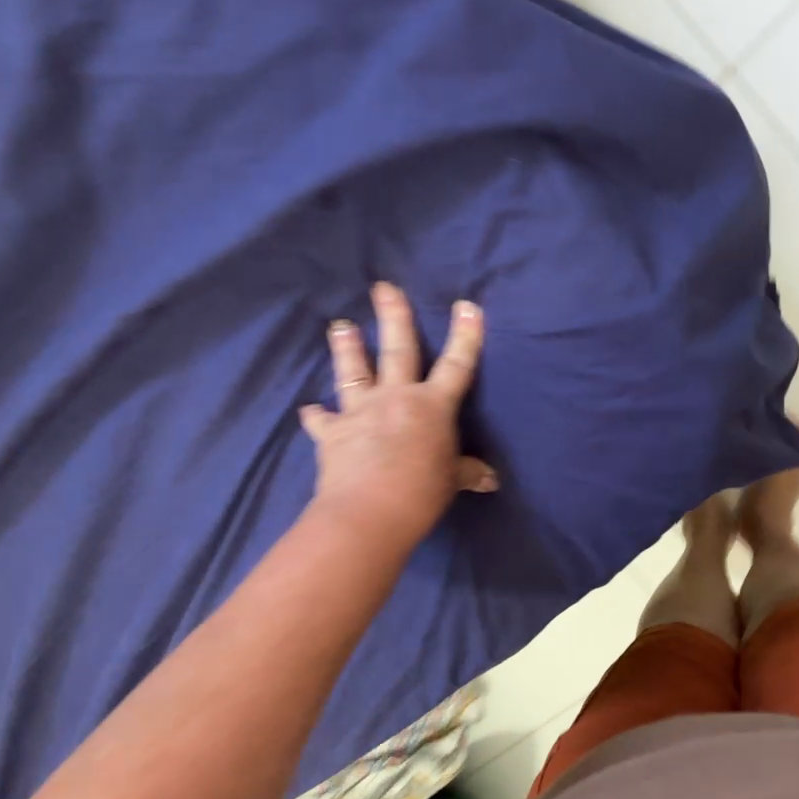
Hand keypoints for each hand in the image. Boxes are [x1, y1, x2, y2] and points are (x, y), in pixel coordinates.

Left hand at [300, 282, 496, 548]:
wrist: (368, 510)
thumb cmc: (421, 492)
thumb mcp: (451, 481)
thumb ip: (466, 472)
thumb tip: (490, 479)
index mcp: (432, 406)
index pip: (457, 365)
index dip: (465, 336)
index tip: (467, 306)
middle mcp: (396, 398)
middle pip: (397, 350)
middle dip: (393, 316)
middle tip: (383, 288)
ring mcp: (360, 413)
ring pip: (354, 373)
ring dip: (347, 349)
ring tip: (340, 327)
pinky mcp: (332, 434)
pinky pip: (322, 421)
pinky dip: (315, 416)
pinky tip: (307, 409)